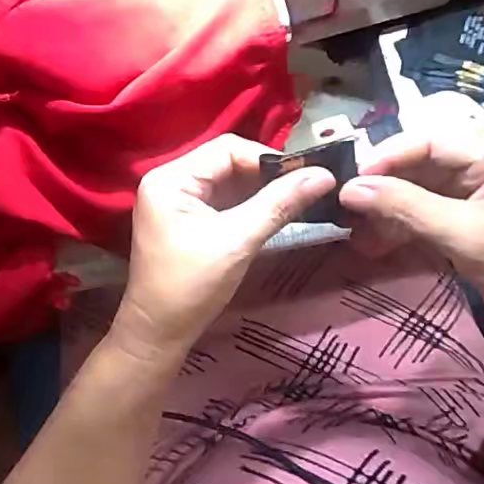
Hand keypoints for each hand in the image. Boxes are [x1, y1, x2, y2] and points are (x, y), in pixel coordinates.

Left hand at [115, 134, 334, 354]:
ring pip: (227, 181)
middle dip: (265, 175)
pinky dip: (247, 205)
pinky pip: (222, 200)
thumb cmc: (192, 285)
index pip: (227, 149)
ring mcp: (176, 200)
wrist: (158, 333)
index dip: (267, 159)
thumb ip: (279, 204)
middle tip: (304, 188)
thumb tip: (324, 174)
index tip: (304, 177)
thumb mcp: (238, 241)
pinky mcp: (185, 219)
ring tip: (296, 200)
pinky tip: (273, 213)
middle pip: (227, 162)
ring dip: (259, 190)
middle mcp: (169, 181)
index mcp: (170, 178)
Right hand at [337, 130, 483, 331]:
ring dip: (392, 210)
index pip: (435, 141)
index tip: (351, 180)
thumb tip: (349, 189)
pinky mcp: (480, 215)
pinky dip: (407, 225)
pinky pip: (434, 210)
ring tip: (357, 232)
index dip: (389, 158)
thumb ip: (406, 207)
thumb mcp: (467, 235)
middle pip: (427, 163)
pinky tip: (378, 241)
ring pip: (425, 189)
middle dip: (387, 188)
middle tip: (348, 210)